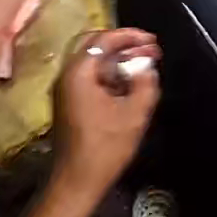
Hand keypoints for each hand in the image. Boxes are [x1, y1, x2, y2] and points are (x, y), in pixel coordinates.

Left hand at [48, 28, 161, 201]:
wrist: (76, 180)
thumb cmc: (105, 148)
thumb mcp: (134, 115)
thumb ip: (144, 84)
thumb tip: (146, 66)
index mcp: (78, 73)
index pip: (103, 39)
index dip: (129, 36)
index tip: (151, 40)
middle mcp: (66, 75)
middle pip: (94, 46)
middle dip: (123, 45)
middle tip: (149, 49)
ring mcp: (64, 88)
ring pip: (91, 62)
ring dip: (117, 60)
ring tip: (144, 64)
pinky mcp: (68, 101)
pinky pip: (88, 76)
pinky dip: (108, 73)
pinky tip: (129, 82)